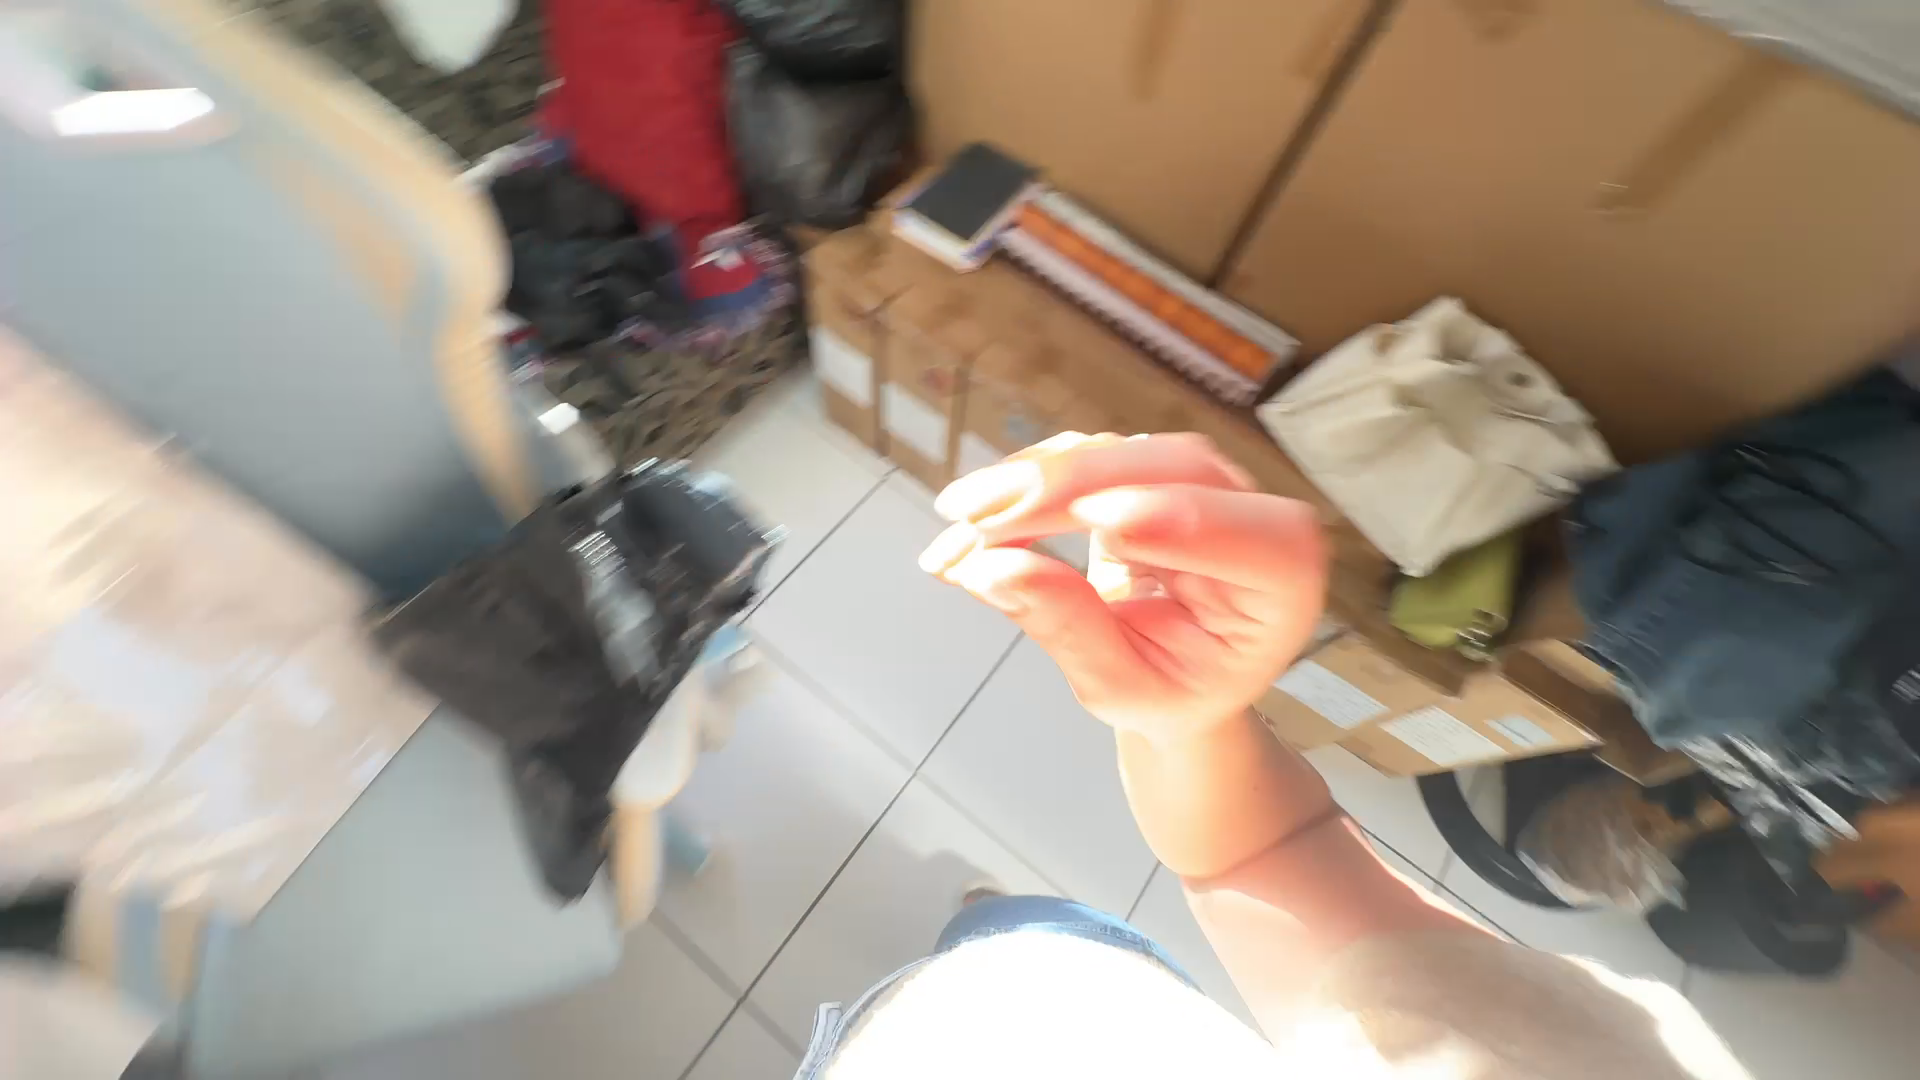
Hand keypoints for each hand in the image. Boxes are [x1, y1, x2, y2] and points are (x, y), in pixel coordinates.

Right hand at [918, 432, 1327, 741]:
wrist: (1173, 671)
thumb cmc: (1168, 690)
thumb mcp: (1122, 687)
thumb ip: (1069, 629)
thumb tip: (989, 568)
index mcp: (1281, 581)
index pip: (1252, 536)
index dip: (1177, 520)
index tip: (1102, 523)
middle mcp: (1247, 511)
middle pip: (1168, 467)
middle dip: (1065, 486)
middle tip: (978, 518)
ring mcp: (1195, 480)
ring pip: (1113, 451)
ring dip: (1028, 479)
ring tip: (958, 524)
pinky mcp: (1144, 469)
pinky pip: (1083, 456)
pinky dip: (1022, 483)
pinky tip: (971, 521)